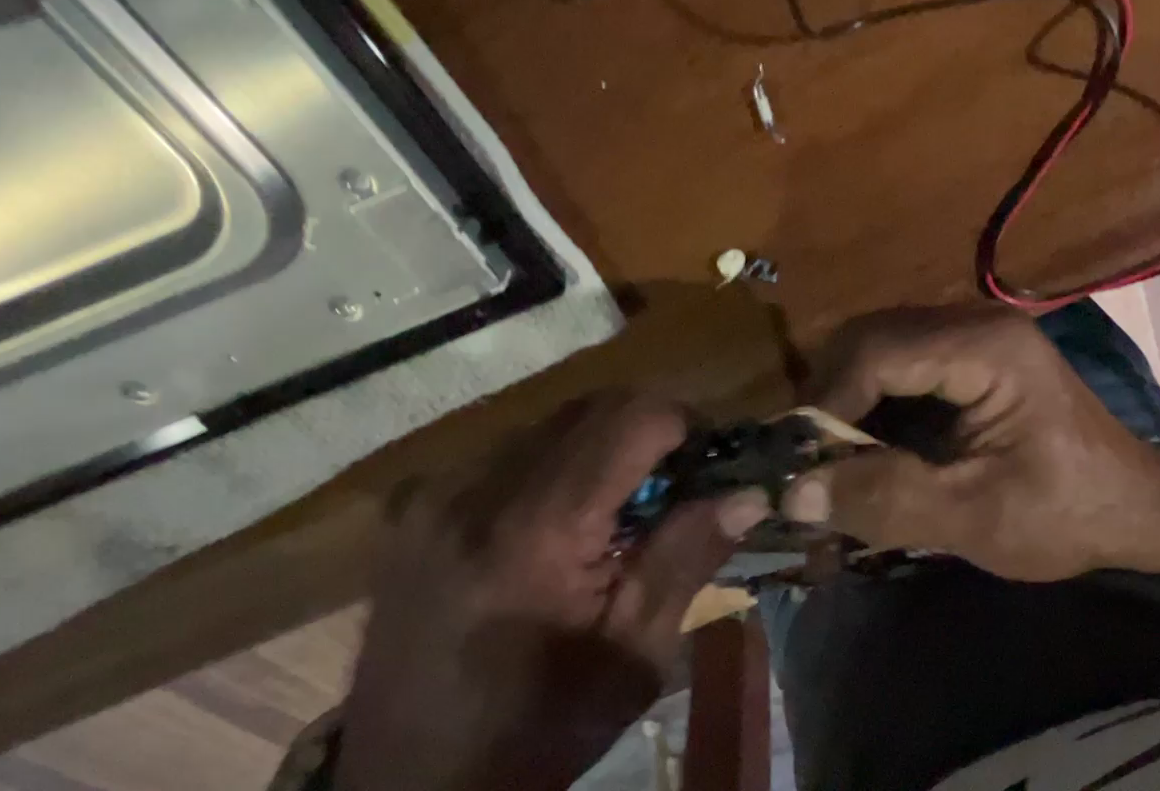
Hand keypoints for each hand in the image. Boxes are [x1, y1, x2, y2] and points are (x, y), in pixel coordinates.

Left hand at [335, 396, 769, 790]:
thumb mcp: (633, 656)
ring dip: (602, 443)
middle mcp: (478, 489)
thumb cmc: (537, 728)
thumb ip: (687, 557)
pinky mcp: (416, 504)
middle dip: (650, 428)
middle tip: (678, 483)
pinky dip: (556, 462)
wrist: (408, 782)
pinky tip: (562, 519)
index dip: (687, 427)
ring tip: (621, 505)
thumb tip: (751, 491)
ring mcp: (437, 492)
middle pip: (592, 406)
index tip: (712, 465)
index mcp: (535, 530)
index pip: (632, 418)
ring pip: (551, 422)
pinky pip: (509, 449)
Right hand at [782, 305, 1159, 581]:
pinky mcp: (970, 359)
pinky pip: (900, 369)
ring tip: (829, 465)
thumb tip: (792, 493)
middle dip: (830, 401)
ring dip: (846, 405)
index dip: (826, 405)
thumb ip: (886, 499)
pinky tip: (866, 453)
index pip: (878, 353)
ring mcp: (974, 336)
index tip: (797, 466)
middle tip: (808, 466)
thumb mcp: (976, 517)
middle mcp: (975, 323)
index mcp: (987, 348)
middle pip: (871, 341)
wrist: (1135, 508)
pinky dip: (872, 407)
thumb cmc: (1067, 514)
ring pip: (879, 352)